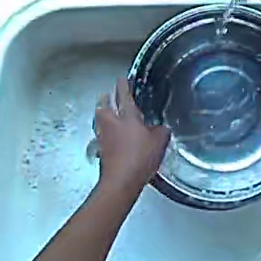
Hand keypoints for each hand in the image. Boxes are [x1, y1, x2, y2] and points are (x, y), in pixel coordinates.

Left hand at [94, 77, 167, 199]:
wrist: (120, 182)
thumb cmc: (139, 158)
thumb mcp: (159, 142)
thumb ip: (160, 131)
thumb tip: (161, 128)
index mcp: (127, 117)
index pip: (124, 96)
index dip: (123, 86)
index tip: (121, 78)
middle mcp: (111, 124)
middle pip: (103, 106)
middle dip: (105, 99)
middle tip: (106, 94)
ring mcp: (103, 138)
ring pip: (99, 120)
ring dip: (102, 115)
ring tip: (106, 113)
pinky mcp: (100, 151)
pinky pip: (100, 136)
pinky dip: (104, 132)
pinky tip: (109, 137)